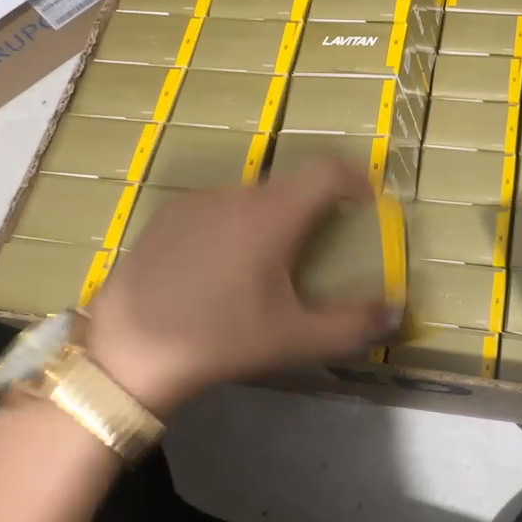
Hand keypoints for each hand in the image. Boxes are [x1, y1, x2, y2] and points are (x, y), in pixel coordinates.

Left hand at [83, 161, 398, 417]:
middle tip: (315, 247)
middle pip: (290, 185)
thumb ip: (352, 324)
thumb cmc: (220, 339)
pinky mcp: (167, 215)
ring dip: (270, 218)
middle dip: (312, 208)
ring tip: (263, 266)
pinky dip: (232, 226)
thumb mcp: (292, 339)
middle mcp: (239, 193)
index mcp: (274, 213)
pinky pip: (216, 208)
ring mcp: (198, 201)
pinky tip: (216, 270)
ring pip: (251, 197)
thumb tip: (396, 310)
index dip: (357, 177)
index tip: (368, 200)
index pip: (329, 170)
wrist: (125, 352)